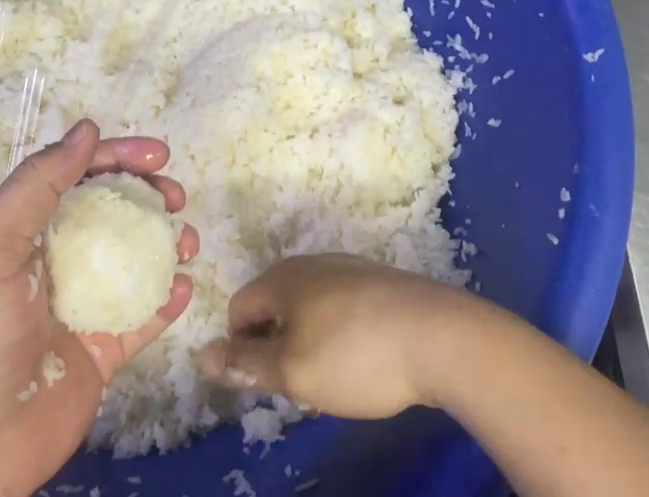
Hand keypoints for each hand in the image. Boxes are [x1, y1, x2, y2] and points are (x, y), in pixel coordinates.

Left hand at [0, 120, 198, 496]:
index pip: (72, 177)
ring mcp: (77, 308)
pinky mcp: (99, 352)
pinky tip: (185, 288)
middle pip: (110, 213)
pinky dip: (167, 299)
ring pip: (133, 260)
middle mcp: (50, 263)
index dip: (116, 158)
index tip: (159, 154)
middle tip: (177, 198)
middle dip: (147, 196)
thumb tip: (86, 129)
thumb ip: (36, 185)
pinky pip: (142, 317)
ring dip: (166, 244)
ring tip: (189, 242)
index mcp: (18, 232)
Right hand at [196, 254, 479, 419]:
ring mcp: (352, 269)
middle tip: (300, 384)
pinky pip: (343, 308)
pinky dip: (342, 334)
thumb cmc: (357, 355)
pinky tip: (366, 360)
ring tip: (335, 377)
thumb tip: (204, 352)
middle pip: (275, 305)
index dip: (240, 348)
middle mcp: (314, 263)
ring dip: (309, 341)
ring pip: (311, 307)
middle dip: (277, 345)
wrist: (444, 338)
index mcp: (284, 278)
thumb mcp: (293, 371)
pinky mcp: (383, 284)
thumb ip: (247, 364)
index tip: (267, 382)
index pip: (239, 309)